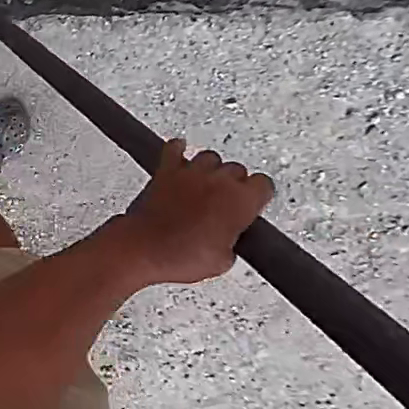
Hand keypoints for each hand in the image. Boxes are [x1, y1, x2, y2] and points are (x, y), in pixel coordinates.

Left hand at [102, 138, 274, 287]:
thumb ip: (232, 239)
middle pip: (236, 169)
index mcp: (241, 201)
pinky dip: (177, 148)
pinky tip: (179, 150)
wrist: (145, 248)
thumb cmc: (182, 255)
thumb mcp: (222, 260)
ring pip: (209, 157)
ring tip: (203, 185)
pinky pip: (173, 148)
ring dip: (208, 169)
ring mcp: (192, 172)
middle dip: (232, 183)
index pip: (263, 184)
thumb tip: (225, 238)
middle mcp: (219, 180)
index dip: (257, 194)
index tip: (253, 201)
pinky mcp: (166, 170)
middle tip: (224, 201)